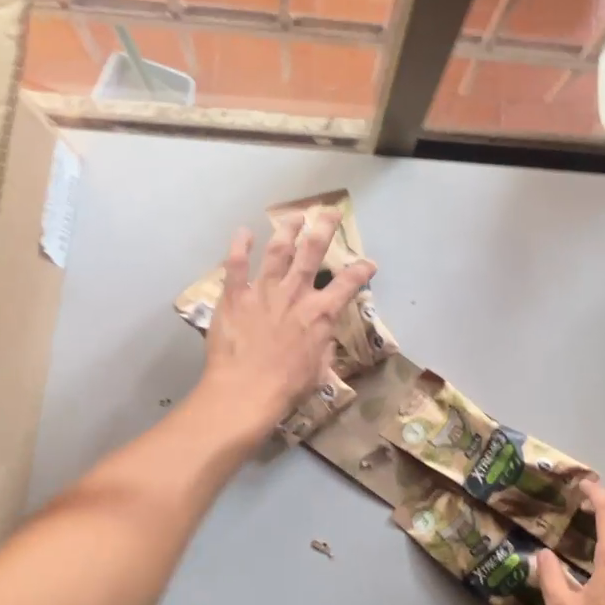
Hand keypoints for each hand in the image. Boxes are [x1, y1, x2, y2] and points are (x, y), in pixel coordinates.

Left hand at [197, 211, 375, 432]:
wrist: (245, 391)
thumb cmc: (286, 388)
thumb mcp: (319, 371)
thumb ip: (323, 347)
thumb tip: (323, 337)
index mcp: (320, 313)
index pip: (348, 284)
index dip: (361, 271)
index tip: (368, 264)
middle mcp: (295, 293)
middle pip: (312, 251)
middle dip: (324, 227)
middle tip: (330, 212)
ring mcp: (263, 290)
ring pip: (278, 249)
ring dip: (287, 229)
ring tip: (294, 216)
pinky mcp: (235, 296)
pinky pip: (236, 264)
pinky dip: (239, 245)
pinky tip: (242, 232)